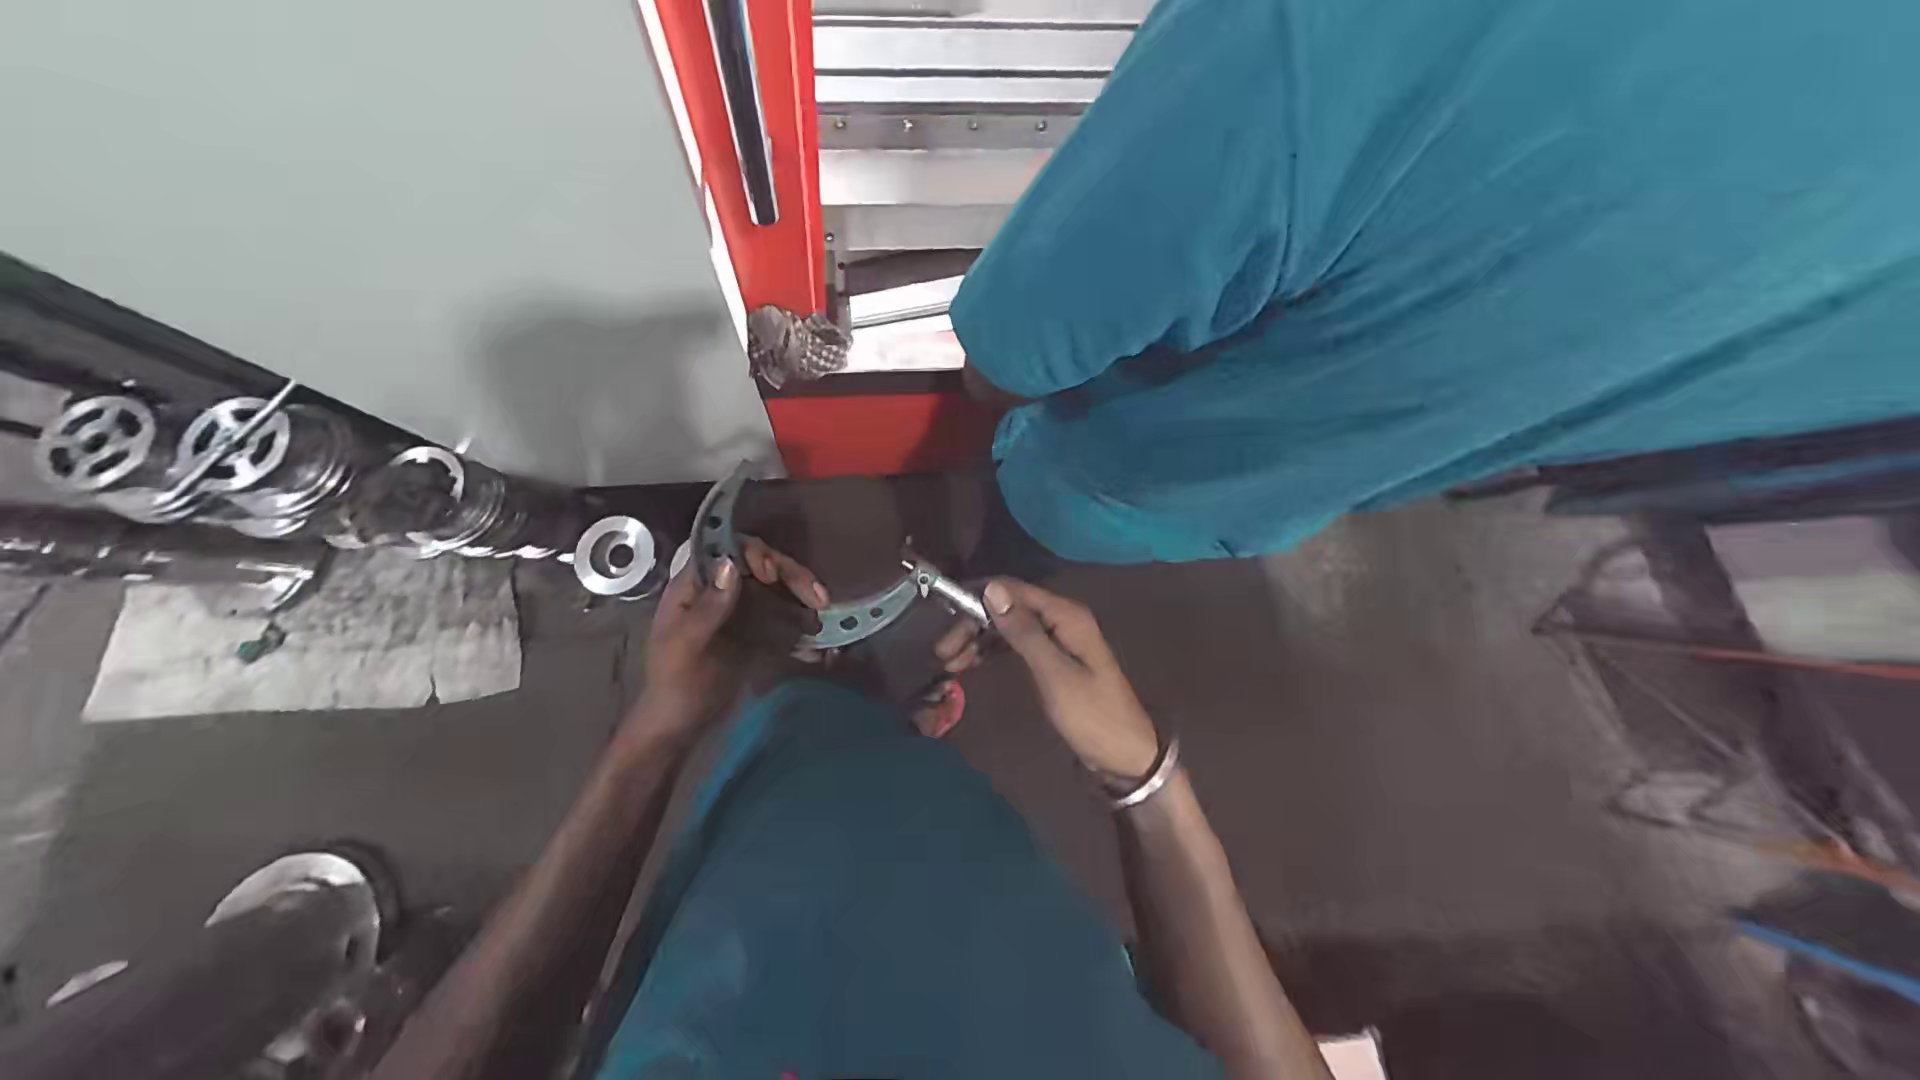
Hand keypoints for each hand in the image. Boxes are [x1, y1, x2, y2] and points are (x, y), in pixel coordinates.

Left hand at [637, 536, 827, 730]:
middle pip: (761, 567)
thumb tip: (731, 565)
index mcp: (694, 588)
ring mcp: (741, 613)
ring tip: (822, 610)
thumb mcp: (685, 648)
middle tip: (817, 597)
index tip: (771, 573)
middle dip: (791, 575)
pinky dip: (802, 625)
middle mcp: (720, 592)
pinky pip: (783, 619)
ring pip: (777, 589)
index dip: (753, 552)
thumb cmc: (675, 685)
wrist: (681, 727)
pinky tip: (818, 642)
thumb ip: (707, 608)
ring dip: (803, 595)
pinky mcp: (756, 634)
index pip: (726, 550)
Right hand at [934, 578, 1159, 781]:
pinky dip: (992, 651)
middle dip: (973, 623)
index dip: (977, 597)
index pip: (1013, 589)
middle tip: (943, 652)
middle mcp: (1060, 619)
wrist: (1126, 756)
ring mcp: (1057, 638)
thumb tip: (993, 589)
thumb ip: (1024, 632)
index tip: (944, 615)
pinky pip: (1015, 644)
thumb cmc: (1092, 716)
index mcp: (1066, 615)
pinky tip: (971, 663)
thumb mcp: (1054, 675)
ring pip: (1008, 626)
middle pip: (1007, 607)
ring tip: (950, 662)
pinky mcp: (1052, 658)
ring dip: (978, 639)